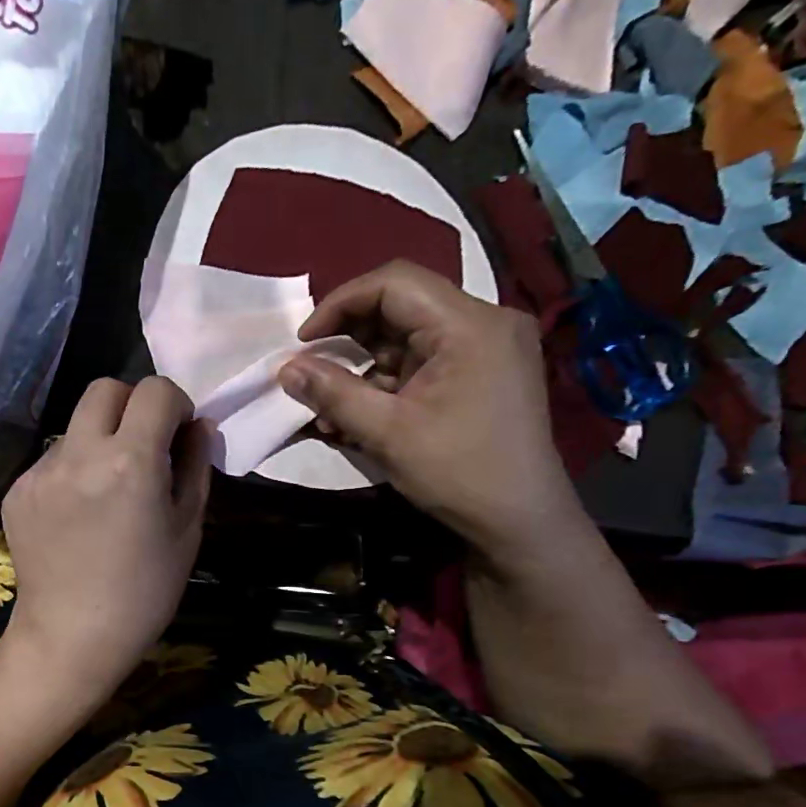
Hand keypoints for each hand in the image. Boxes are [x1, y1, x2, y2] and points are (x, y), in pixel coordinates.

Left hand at [0, 377, 210, 701]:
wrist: (72, 637)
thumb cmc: (145, 590)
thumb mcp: (187, 528)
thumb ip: (195, 466)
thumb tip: (199, 427)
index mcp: (131, 461)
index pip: (155, 390)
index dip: (175, 404)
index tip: (178, 434)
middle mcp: (80, 453)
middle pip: (105, 388)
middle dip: (133, 404)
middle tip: (144, 445)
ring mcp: (41, 471)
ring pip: (76, 425)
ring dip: (100, 440)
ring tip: (108, 491)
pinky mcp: (17, 490)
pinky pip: (53, 460)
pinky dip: (74, 471)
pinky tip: (79, 515)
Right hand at [278, 260, 583, 554]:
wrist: (521, 524)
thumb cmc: (459, 474)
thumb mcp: (387, 433)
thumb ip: (333, 393)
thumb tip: (284, 369)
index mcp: (470, 325)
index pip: (394, 282)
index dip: (340, 303)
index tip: (305, 341)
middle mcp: (486, 322)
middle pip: (402, 305)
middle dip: (350, 338)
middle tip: (313, 371)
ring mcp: (488, 348)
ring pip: (409, 336)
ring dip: (364, 366)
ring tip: (330, 406)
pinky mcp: (484, 372)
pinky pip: (425, 360)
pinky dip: (389, 381)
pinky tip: (360, 412)